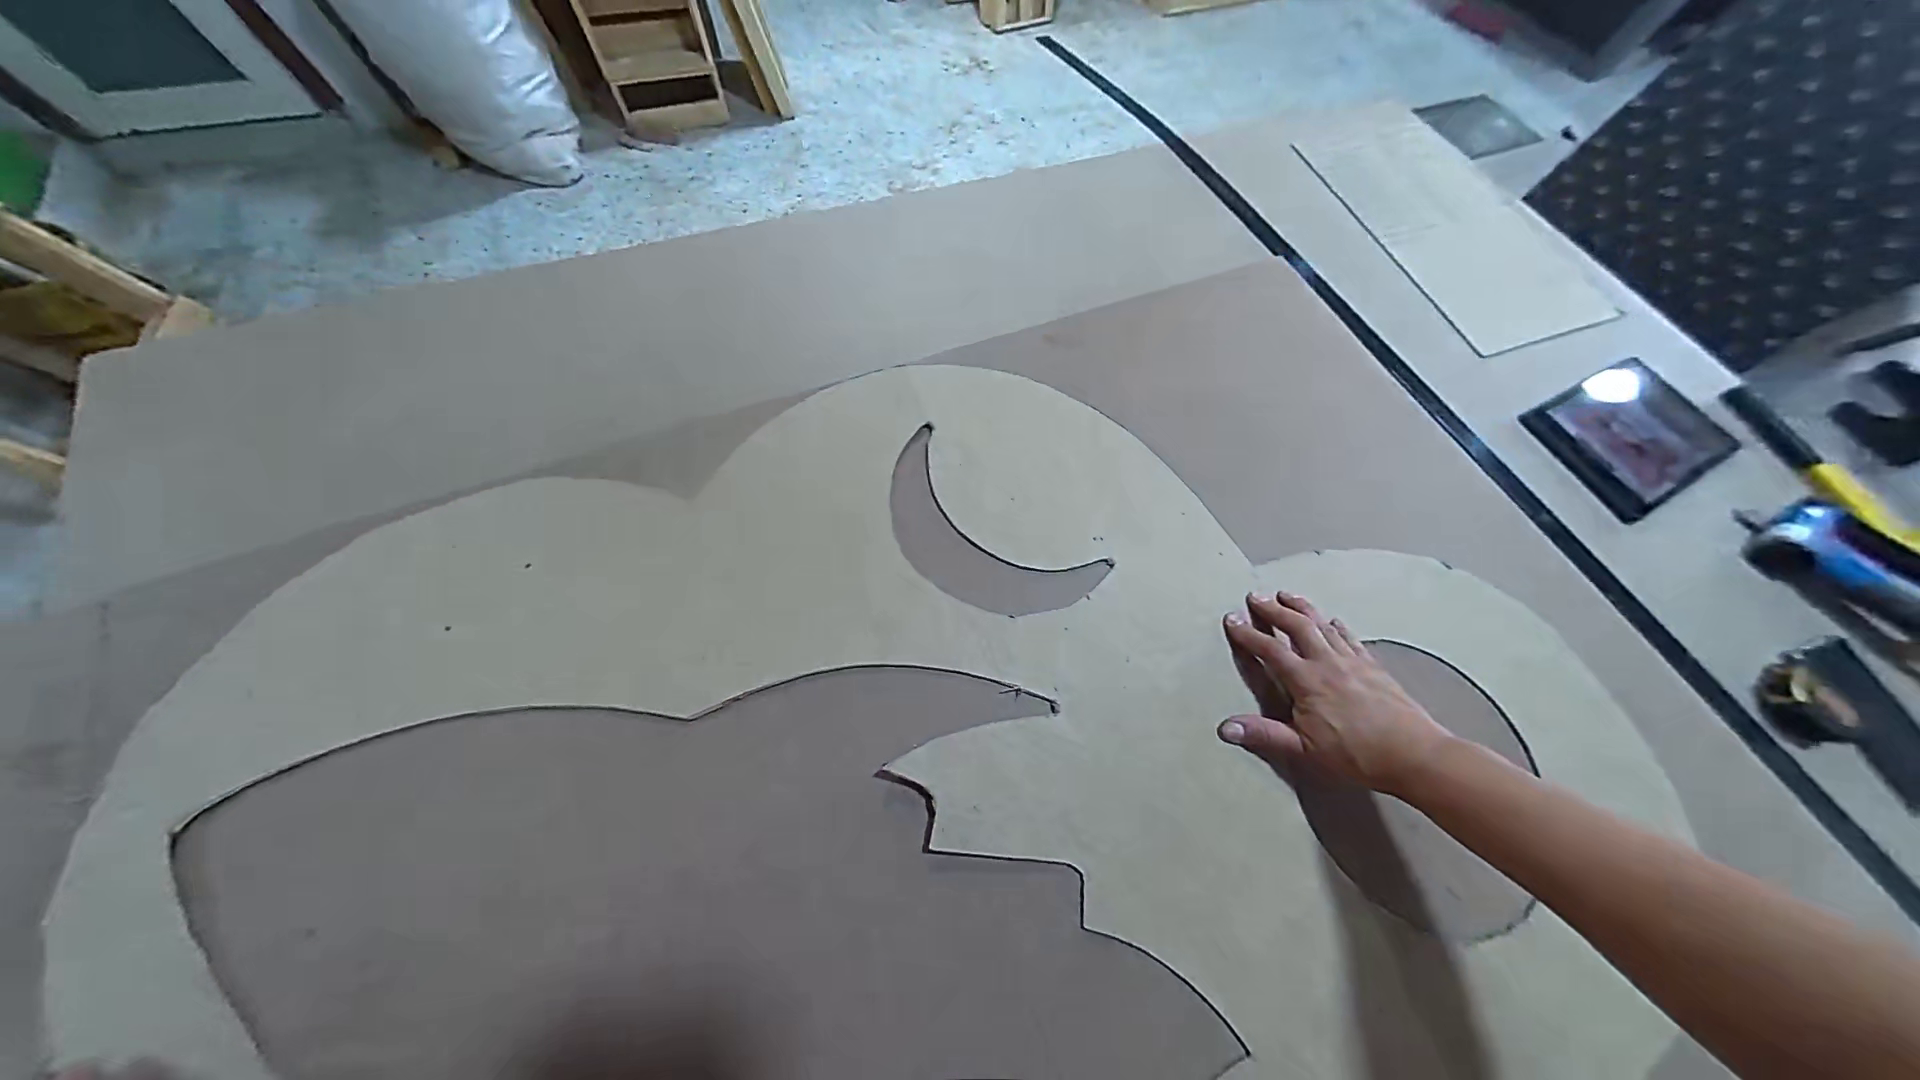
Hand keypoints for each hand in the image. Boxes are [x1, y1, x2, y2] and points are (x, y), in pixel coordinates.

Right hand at [1218, 591, 1456, 795]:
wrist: (1417, 756)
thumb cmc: (1358, 756)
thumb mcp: (1305, 750)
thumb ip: (1265, 734)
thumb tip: (1225, 728)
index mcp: (1307, 681)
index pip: (1270, 649)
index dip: (1247, 633)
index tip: (1231, 619)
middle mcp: (1329, 664)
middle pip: (1297, 626)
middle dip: (1273, 609)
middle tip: (1255, 596)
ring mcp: (1354, 663)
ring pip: (1323, 625)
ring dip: (1302, 608)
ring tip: (1286, 595)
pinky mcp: (1374, 668)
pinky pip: (1350, 638)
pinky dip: (1336, 626)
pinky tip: (1332, 620)